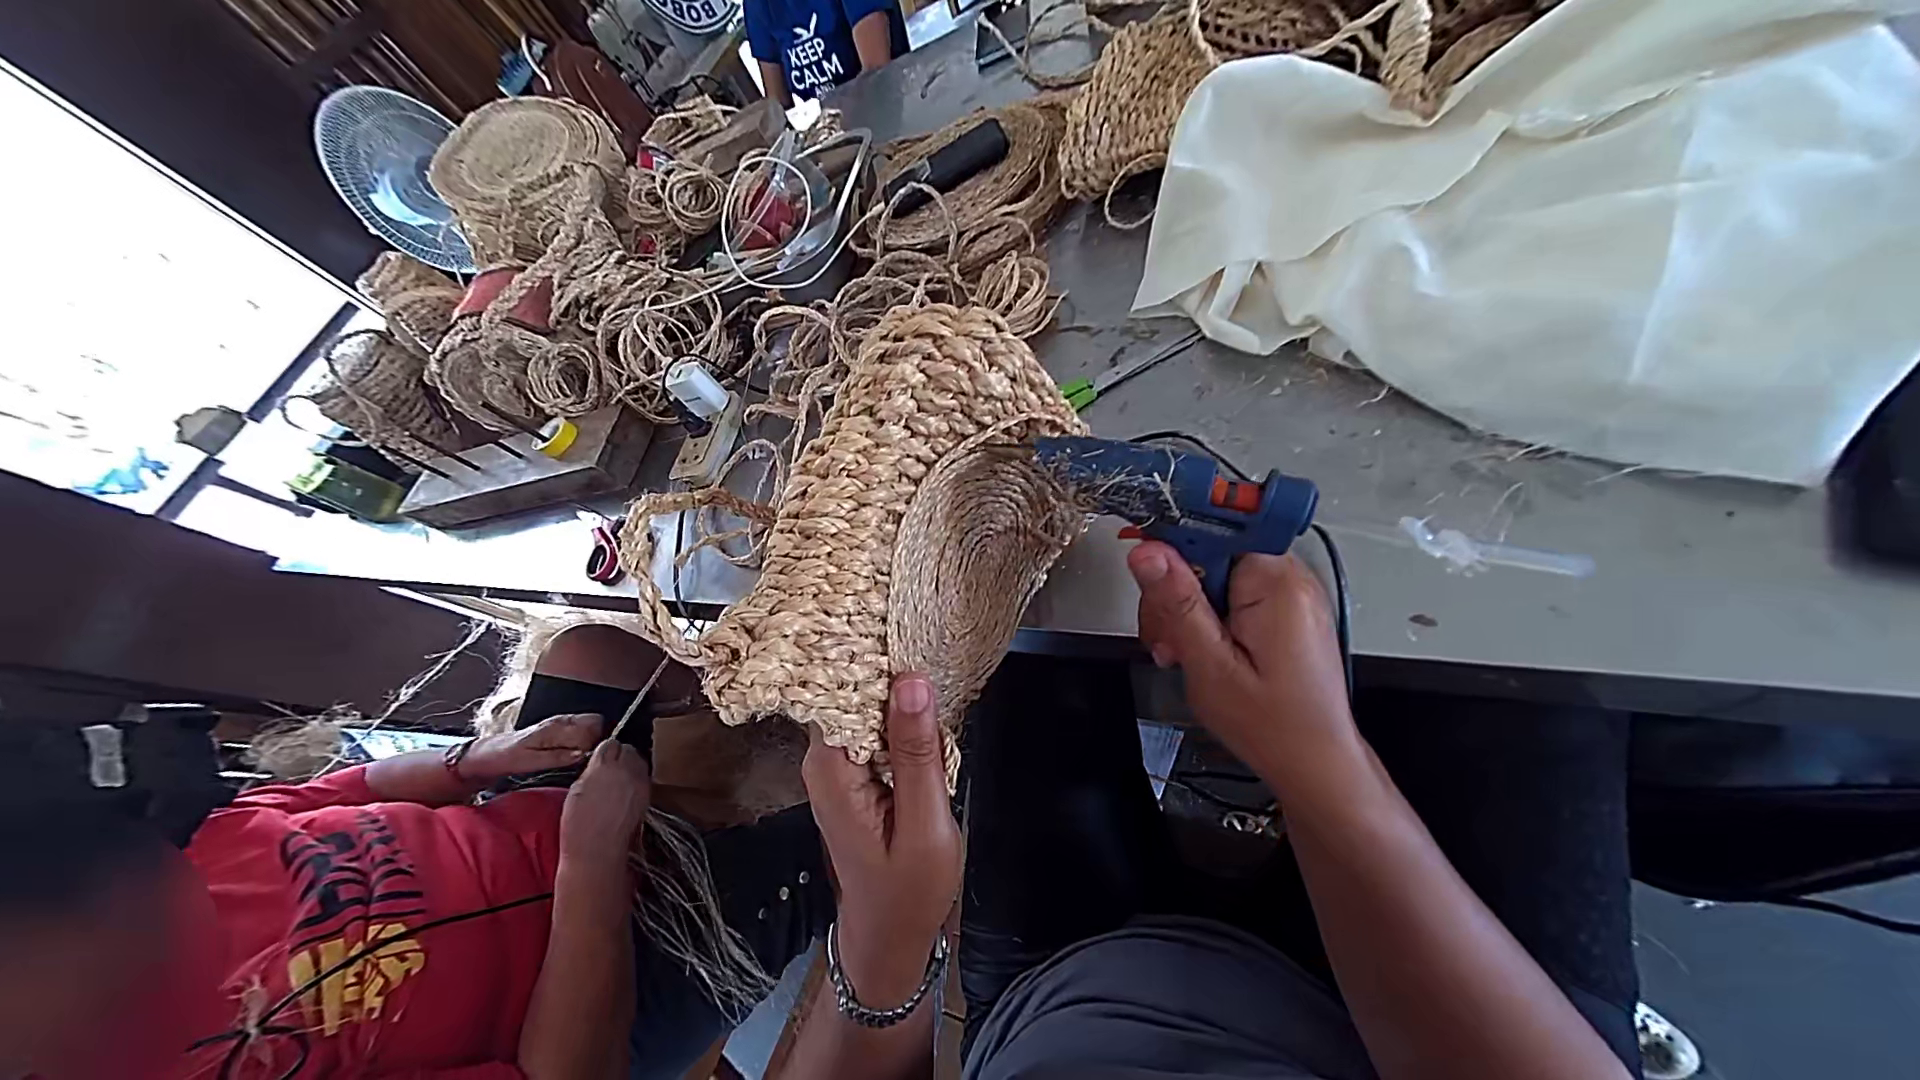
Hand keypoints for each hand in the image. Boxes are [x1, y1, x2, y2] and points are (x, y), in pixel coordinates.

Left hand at [460, 713, 604, 781]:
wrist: (484, 755)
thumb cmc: (504, 758)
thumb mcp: (528, 762)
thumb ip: (556, 757)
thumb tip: (583, 754)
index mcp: (555, 727)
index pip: (592, 727)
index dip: (596, 743)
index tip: (590, 759)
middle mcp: (561, 720)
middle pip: (597, 722)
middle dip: (598, 739)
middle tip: (588, 758)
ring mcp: (561, 722)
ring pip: (591, 724)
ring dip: (592, 739)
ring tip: (582, 757)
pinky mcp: (559, 727)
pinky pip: (582, 728)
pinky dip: (585, 739)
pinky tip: (575, 753)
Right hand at [560, 740, 650, 861]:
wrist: (598, 849)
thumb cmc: (579, 825)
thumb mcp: (576, 791)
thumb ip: (591, 771)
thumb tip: (599, 763)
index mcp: (603, 767)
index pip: (610, 744)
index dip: (604, 750)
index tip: (601, 756)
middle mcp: (626, 769)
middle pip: (628, 749)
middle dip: (619, 754)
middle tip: (610, 766)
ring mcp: (640, 780)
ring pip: (638, 760)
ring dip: (630, 764)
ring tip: (618, 777)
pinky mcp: (648, 792)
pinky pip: (644, 775)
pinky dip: (636, 777)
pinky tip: (626, 788)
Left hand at [802, 674, 961, 1007]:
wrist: (890, 935)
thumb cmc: (909, 891)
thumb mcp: (925, 824)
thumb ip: (918, 752)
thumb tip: (911, 680)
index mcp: (831, 769)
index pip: (836, 689)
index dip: (868, 657)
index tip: (901, 629)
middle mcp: (823, 760)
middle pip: (849, 693)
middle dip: (889, 673)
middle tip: (928, 650)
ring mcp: (836, 766)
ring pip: (865, 708)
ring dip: (899, 696)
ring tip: (932, 673)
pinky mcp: (852, 772)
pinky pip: (874, 728)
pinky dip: (900, 719)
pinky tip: (925, 712)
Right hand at [1129, 541, 1356, 789]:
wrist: (1314, 763)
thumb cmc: (1273, 724)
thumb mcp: (1209, 665)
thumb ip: (1177, 603)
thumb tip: (1148, 553)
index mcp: (1275, 583)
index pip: (1215, 526)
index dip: (1174, 542)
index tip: (1147, 565)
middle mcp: (1287, 578)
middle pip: (1206, 552)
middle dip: (1174, 591)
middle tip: (1167, 637)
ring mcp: (1285, 593)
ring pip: (1211, 573)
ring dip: (1184, 608)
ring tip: (1181, 650)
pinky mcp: (1280, 608)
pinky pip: (1229, 591)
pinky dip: (1205, 616)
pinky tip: (1197, 648)